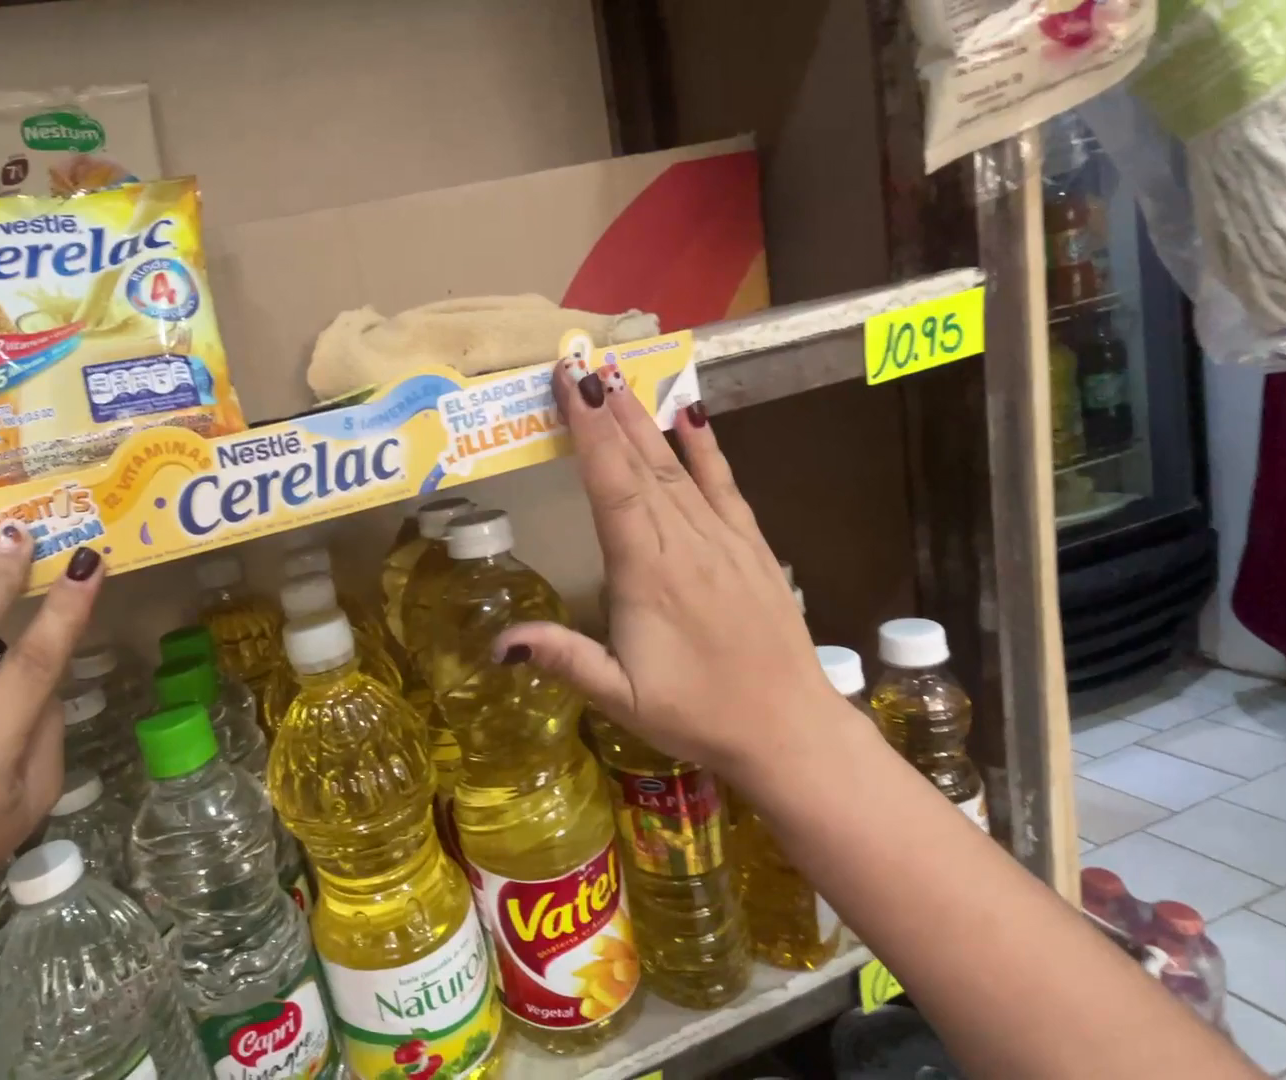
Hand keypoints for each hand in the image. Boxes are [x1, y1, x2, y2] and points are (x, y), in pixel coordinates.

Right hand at [495, 360, 843, 778]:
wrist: (789, 729)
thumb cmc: (697, 715)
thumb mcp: (620, 696)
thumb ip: (563, 658)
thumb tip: (496, 643)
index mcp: (647, 572)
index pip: (612, 484)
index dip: (589, 430)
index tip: (570, 382)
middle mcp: (686, 542)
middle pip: (642, 462)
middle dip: (609, 410)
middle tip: (584, 363)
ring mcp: (724, 539)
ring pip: (678, 466)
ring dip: (646, 419)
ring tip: (621, 377)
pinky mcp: (752, 546)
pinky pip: (724, 485)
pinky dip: (706, 448)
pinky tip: (692, 416)